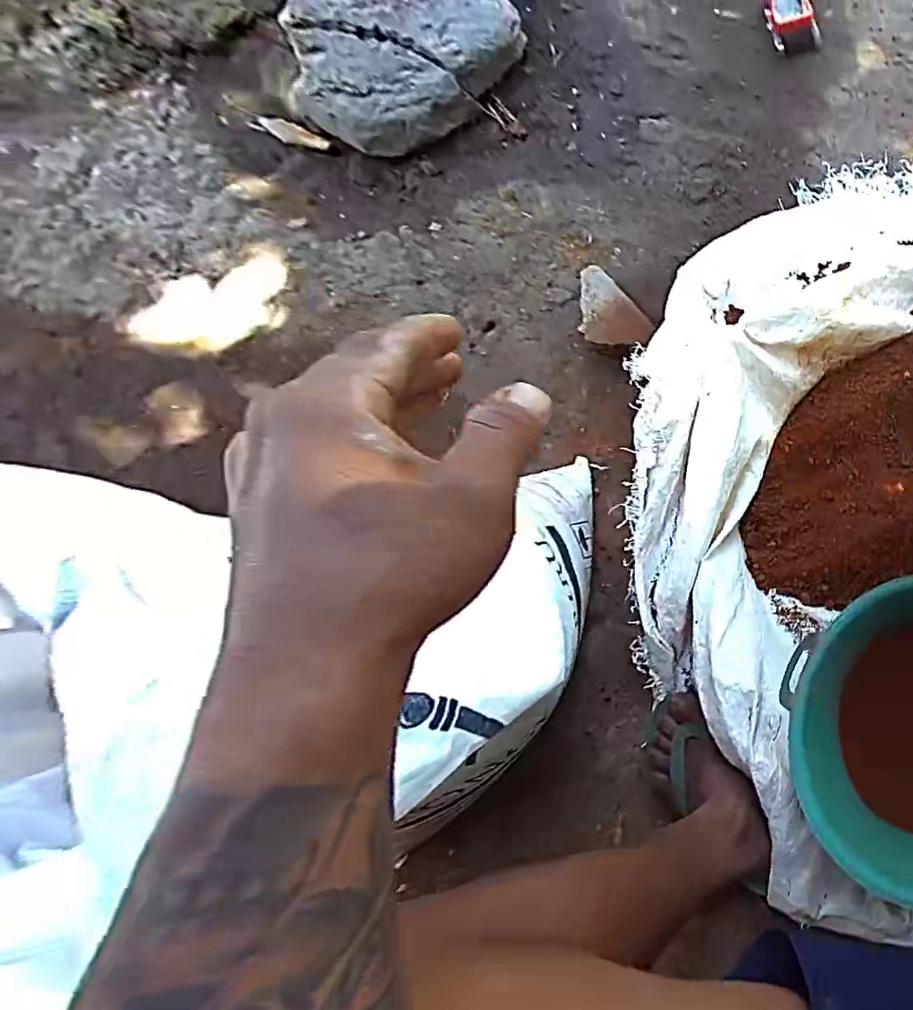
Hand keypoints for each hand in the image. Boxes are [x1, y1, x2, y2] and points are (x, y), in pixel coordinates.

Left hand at [222, 315, 551, 664]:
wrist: (314, 658)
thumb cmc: (399, 567)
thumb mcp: (475, 493)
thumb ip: (504, 434)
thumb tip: (528, 391)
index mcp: (323, 413)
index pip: (378, 352)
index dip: (422, 337)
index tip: (449, 327)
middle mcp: (279, 433)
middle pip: (350, 382)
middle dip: (408, 370)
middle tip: (450, 362)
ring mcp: (263, 478)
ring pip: (334, 422)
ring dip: (389, 407)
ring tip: (431, 404)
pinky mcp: (268, 518)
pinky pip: (322, 456)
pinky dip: (366, 443)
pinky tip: (389, 464)